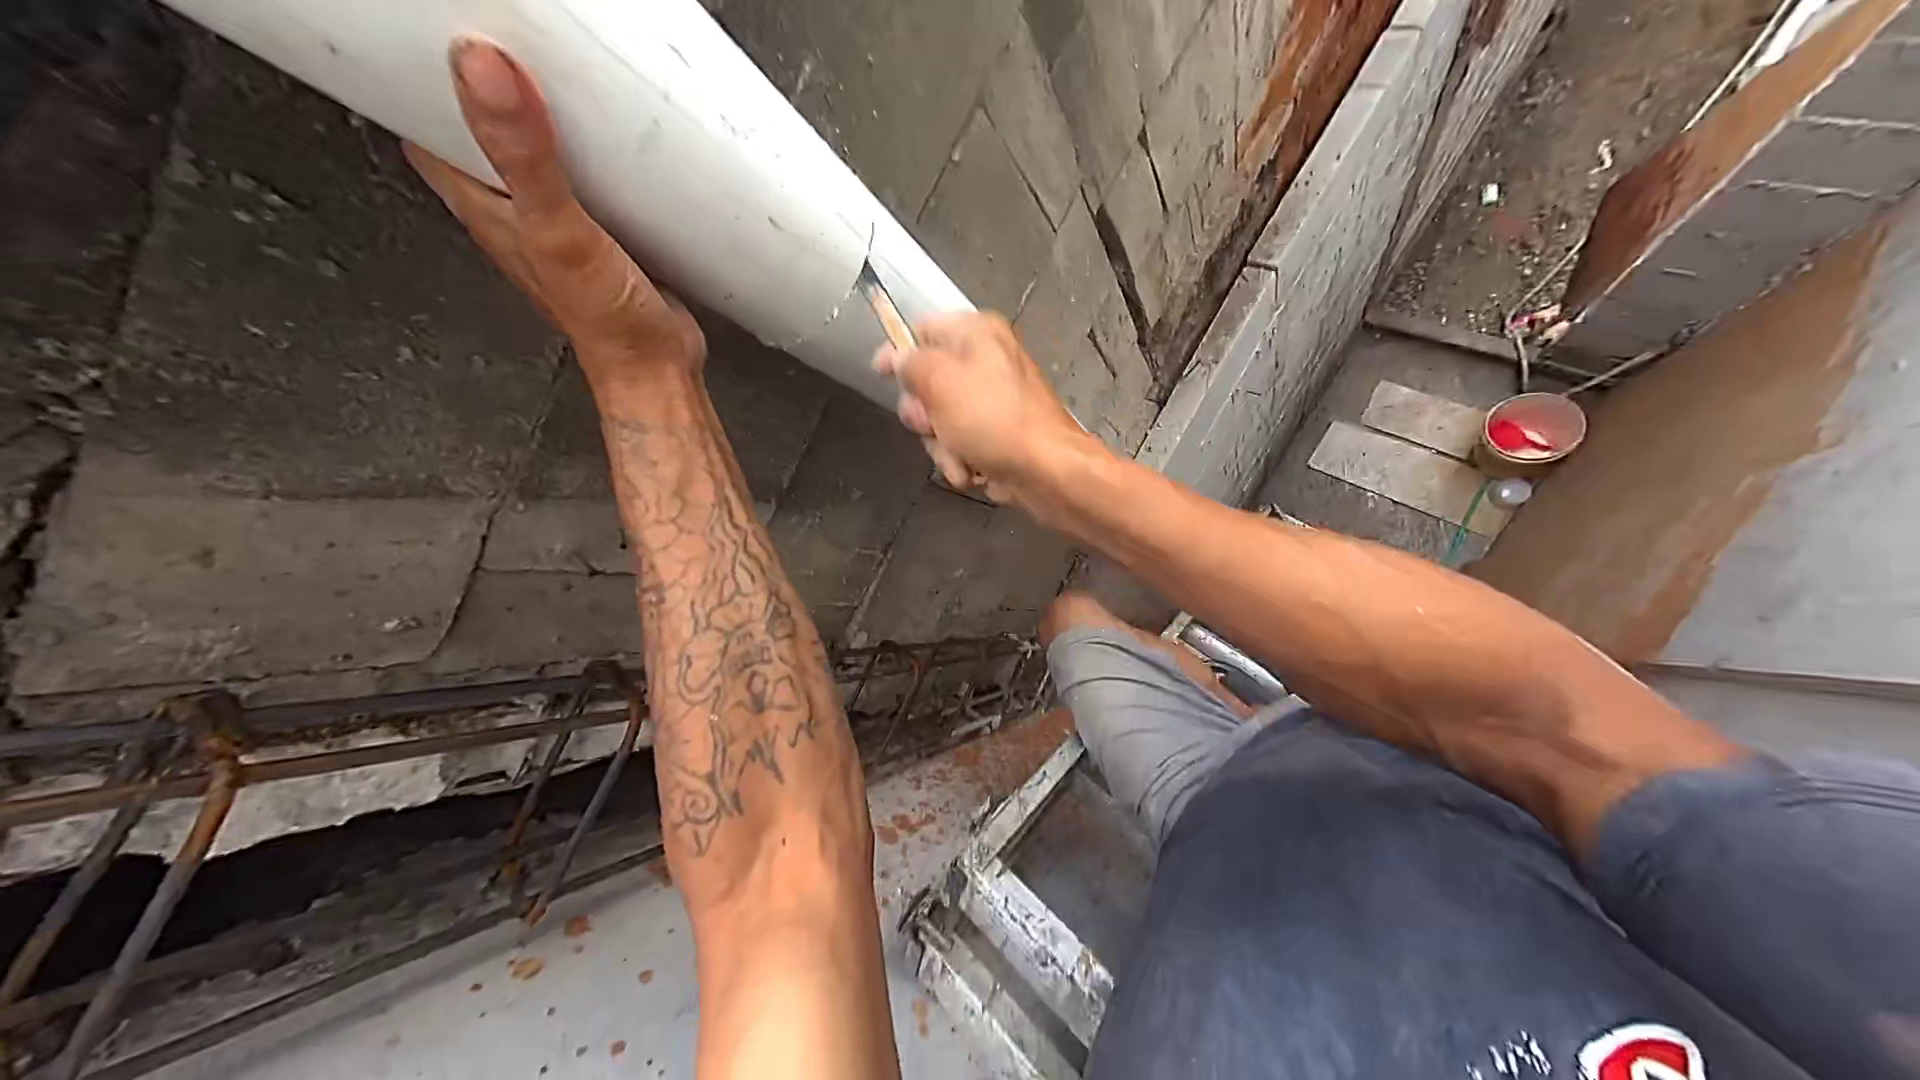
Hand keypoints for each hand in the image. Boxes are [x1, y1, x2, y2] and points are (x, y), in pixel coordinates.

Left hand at [404, 38, 703, 381]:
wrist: (657, 365)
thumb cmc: (605, 322)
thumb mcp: (558, 232)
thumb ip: (522, 155)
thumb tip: (481, 68)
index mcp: (485, 206)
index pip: (426, 121)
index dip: (427, 74)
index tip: (447, 32)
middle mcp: (516, 212)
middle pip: (483, 132)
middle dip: (491, 88)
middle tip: (512, 43)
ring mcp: (561, 224)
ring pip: (538, 156)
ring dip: (547, 123)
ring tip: (563, 81)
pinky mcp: (605, 236)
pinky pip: (590, 182)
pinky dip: (598, 160)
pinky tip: (619, 150)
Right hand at [873, 312, 1092, 504]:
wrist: (1046, 470)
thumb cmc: (998, 422)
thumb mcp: (938, 381)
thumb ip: (908, 362)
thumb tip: (894, 357)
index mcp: (977, 334)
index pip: (921, 330)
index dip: (899, 355)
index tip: (888, 378)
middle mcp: (987, 362)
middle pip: (927, 383)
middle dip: (924, 415)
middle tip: (933, 423)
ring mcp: (993, 401)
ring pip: (940, 420)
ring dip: (942, 445)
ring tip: (960, 453)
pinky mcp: (997, 433)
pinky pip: (961, 443)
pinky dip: (961, 460)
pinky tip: (972, 468)